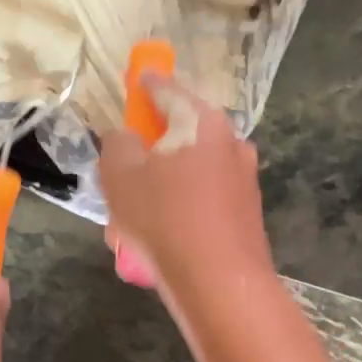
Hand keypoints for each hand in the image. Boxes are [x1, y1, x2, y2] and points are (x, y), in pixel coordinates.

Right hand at [99, 73, 274, 302]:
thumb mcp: (119, 174)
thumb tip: (125, 136)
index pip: (168, 89)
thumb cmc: (164, 218)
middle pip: (181, 131)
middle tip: (122, 165)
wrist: (220, 284)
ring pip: (189, 168)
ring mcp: (243, 178)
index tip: (135, 77)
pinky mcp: (245, 212)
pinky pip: (201, 197)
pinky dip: (178, 205)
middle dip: (150, 144)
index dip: (146, 82)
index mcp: (201, 123)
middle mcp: (229, 142)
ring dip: (161, 181)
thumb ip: (116, 143)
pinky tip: (156, 236)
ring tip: (131, 214)